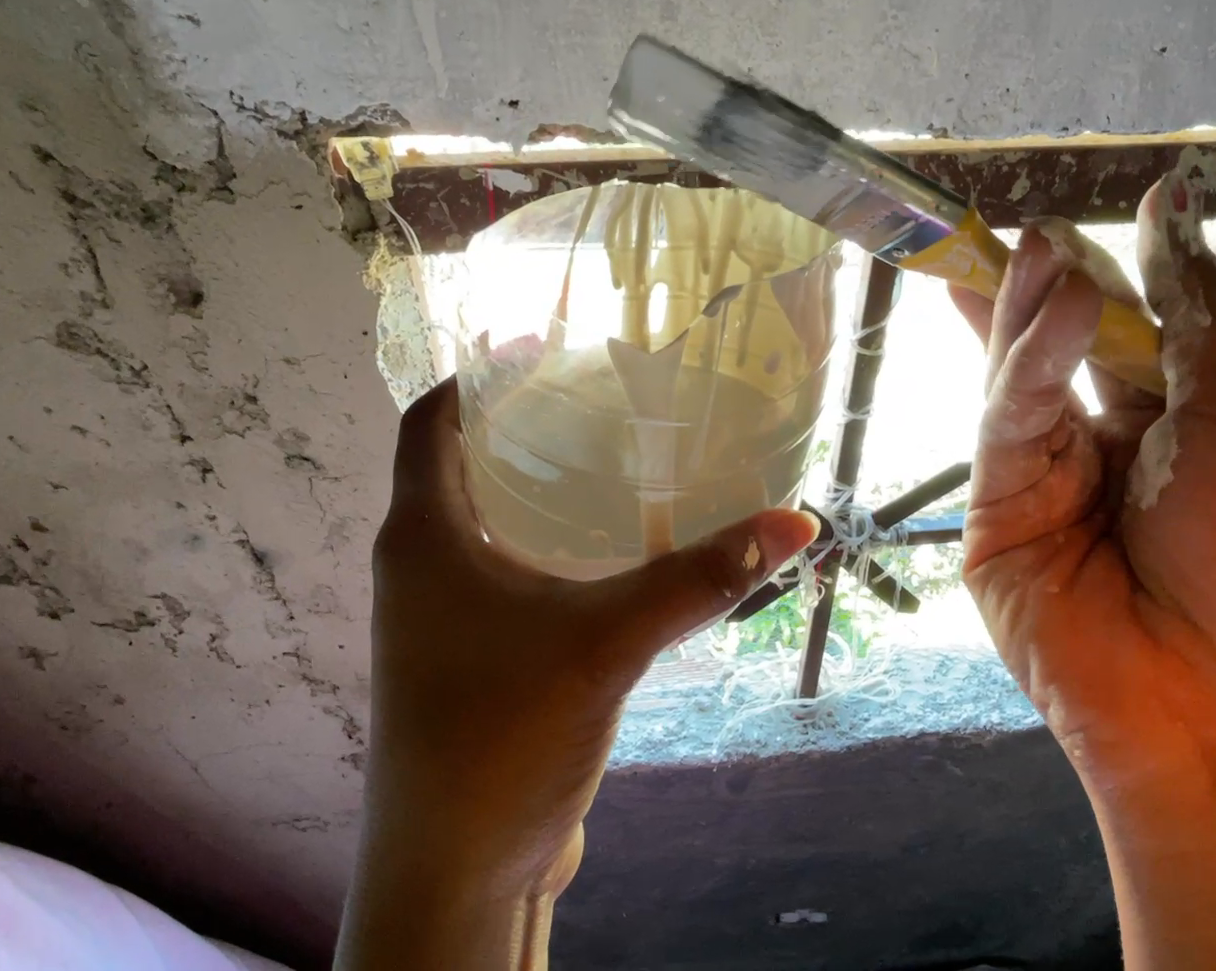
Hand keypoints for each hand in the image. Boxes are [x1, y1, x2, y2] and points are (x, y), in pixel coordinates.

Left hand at [336, 380, 816, 970]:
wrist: (460, 869)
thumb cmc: (503, 736)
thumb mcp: (607, 641)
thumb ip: (698, 580)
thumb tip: (793, 523)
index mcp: (422, 538)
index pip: (427, 423)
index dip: (476, 376)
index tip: (539, 347)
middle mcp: (423, 567)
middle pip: (463, 466)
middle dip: (522, 426)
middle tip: (599, 396)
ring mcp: (446, 617)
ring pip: (492, 525)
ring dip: (542, 490)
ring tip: (617, 459)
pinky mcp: (478, 657)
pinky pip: (514, 575)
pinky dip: (556, 548)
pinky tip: (616, 550)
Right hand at [949, 176, 1215, 968]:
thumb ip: (1193, 309)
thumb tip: (1174, 208)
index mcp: (1174, 433)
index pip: (1122, 342)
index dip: (1105, 283)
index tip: (1075, 227)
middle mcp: (1102, 455)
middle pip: (1059, 359)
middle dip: (1043, 295)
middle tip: (1024, 228)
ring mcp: (1040, 487)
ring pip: (1022, 386)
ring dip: (1029, 319)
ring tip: (1037, 249)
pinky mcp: (992, 517)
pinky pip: (1006, 430)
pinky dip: (1024, 370)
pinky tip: (1048, 314)